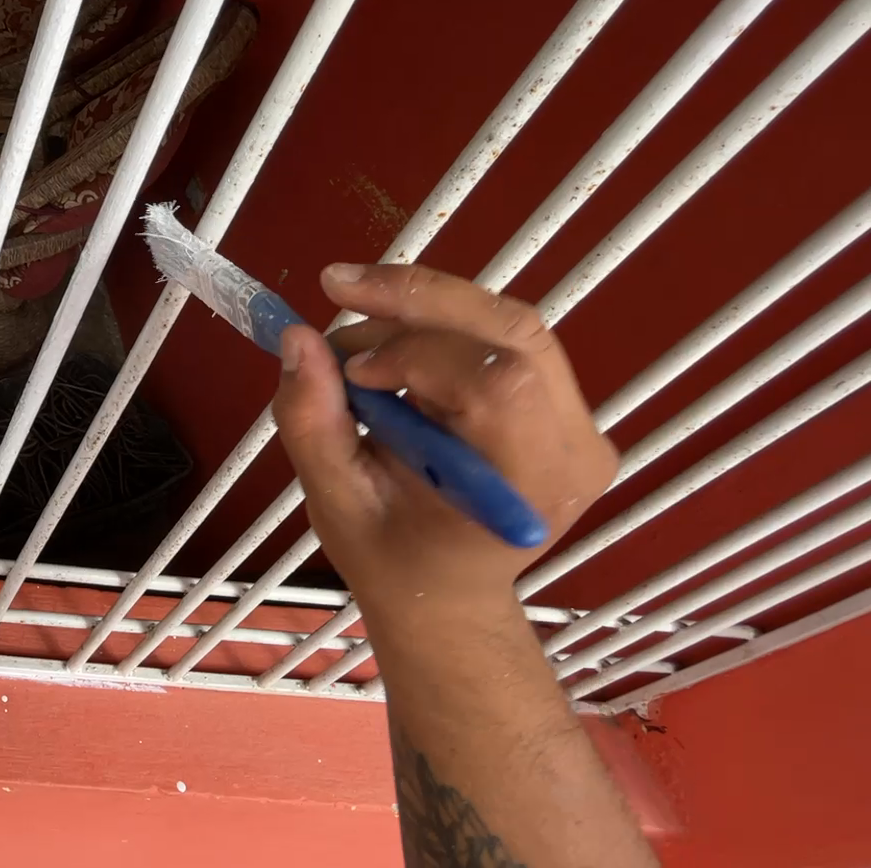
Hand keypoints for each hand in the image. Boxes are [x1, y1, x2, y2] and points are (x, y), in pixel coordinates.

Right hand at [273, 262, 618, 622]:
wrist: (443, 590)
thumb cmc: (387, 557)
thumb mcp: (332, 499)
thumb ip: (313, 421)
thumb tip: (298, 338)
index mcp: (524, 483)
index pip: (496, 381)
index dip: (415, 355)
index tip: (349, 372)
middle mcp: (572, 443)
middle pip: (510, 331)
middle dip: (416, 296)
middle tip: (335, 284)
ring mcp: (576, 419)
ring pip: (505, 322)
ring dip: (420, 305)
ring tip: (352, 329)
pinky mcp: (556, 402)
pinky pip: (497, 336)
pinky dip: (433, 321)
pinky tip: (384, 342)